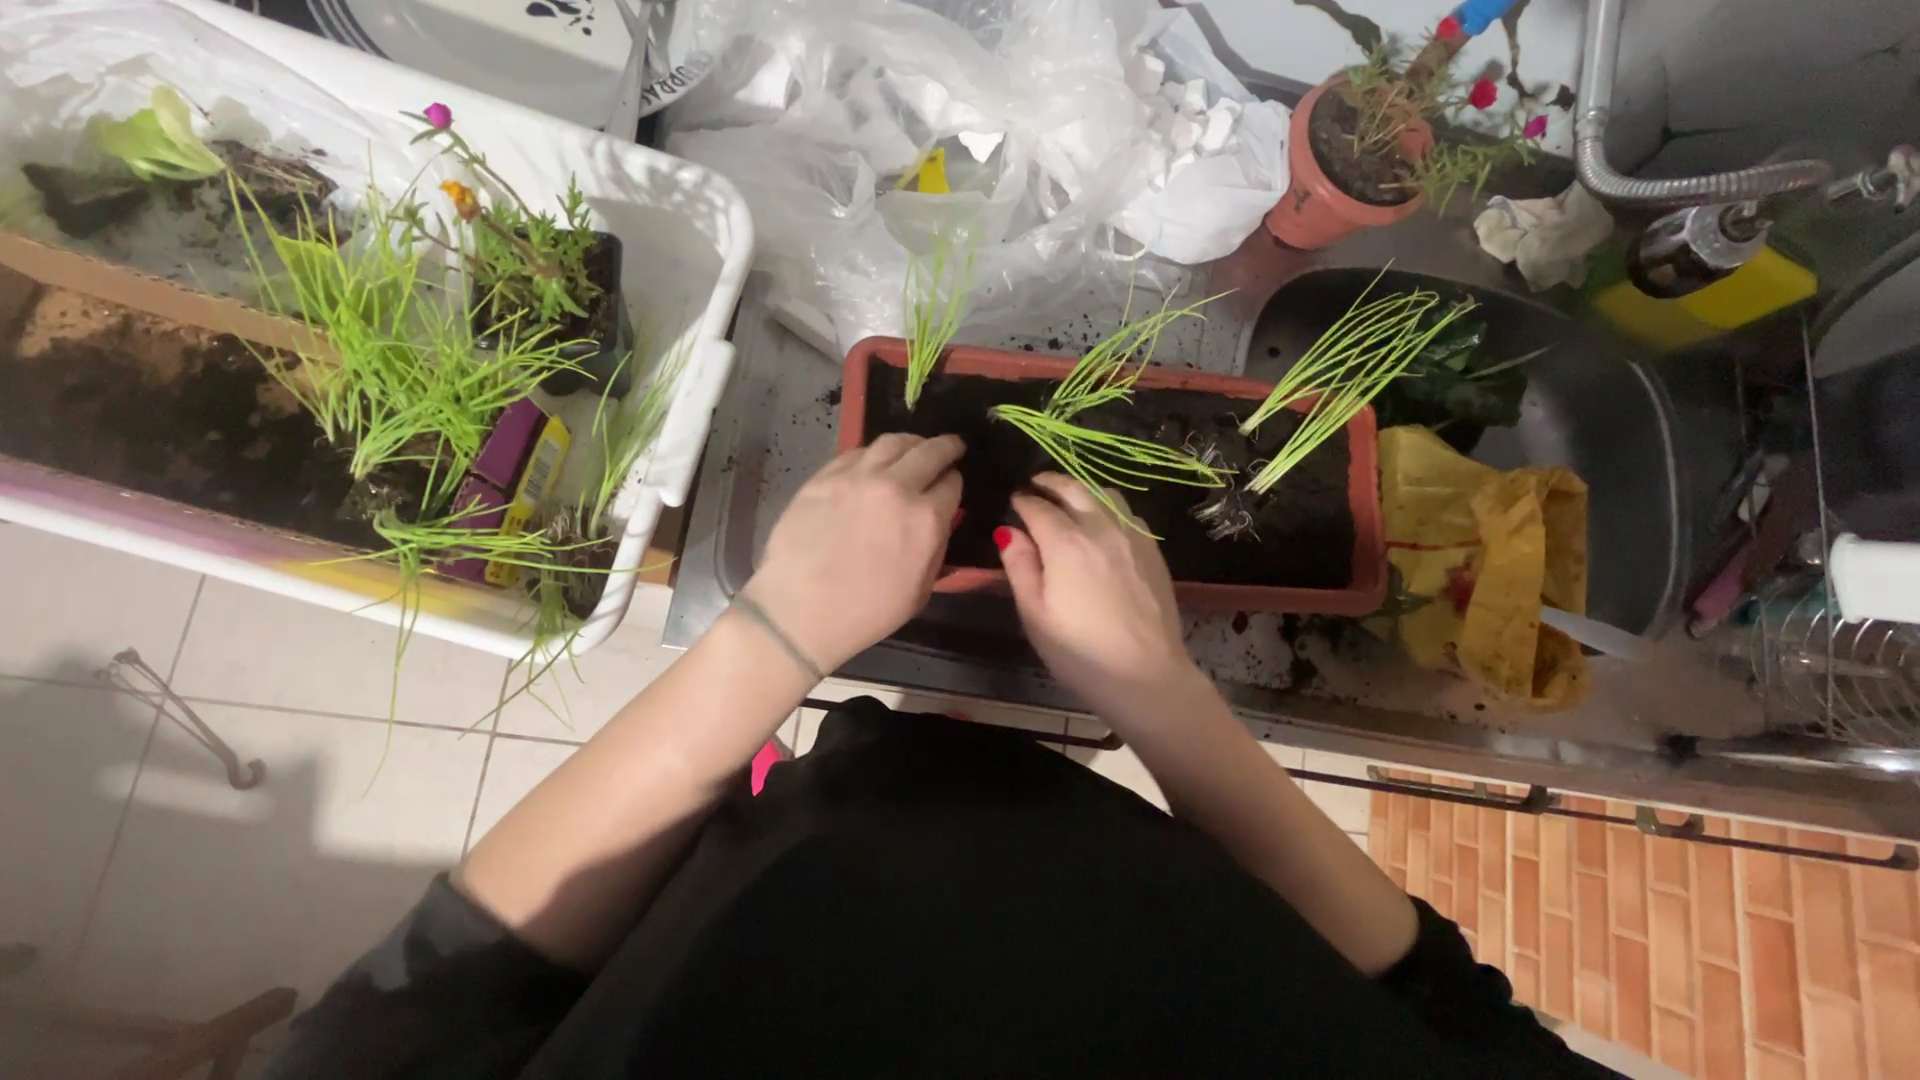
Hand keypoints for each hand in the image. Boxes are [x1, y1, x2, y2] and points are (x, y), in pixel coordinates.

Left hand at [744, 434, 963, 671]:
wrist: (800, 611)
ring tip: (914, 447)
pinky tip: (873, 462)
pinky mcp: (824, 476)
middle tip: (951, 446)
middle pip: (930, 451)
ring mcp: (857, 477)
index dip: (955, 483)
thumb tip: (942, 520)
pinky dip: (873, 454)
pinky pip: (856, 453)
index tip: (953, 484)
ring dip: (911, 443)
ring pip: (893, 442)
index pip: (952, 483)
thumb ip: (937, 548)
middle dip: (946, 447)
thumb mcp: (920, 591)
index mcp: (926, 519)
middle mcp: (896, 487)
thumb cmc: (867, 613)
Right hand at [996, 474, 1202, 718]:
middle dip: (1050, 482)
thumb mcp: (1034, 614)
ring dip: (1083, 490)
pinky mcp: (1153, 550)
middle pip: (1074, 488)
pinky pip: (1128, 513)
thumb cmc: (1079, 651)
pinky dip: (1108, 508)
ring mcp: (1132, 536)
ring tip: (1070, 499)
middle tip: (1036, 483)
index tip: (1013, 500)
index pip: (1038, 506)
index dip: (1022, 500)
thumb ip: (1020, 566)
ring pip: (1105, 494)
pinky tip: (1104, 524)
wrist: (1144, 674)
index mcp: (1065, 542)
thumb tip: (1009, 531)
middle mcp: (1100, 528)